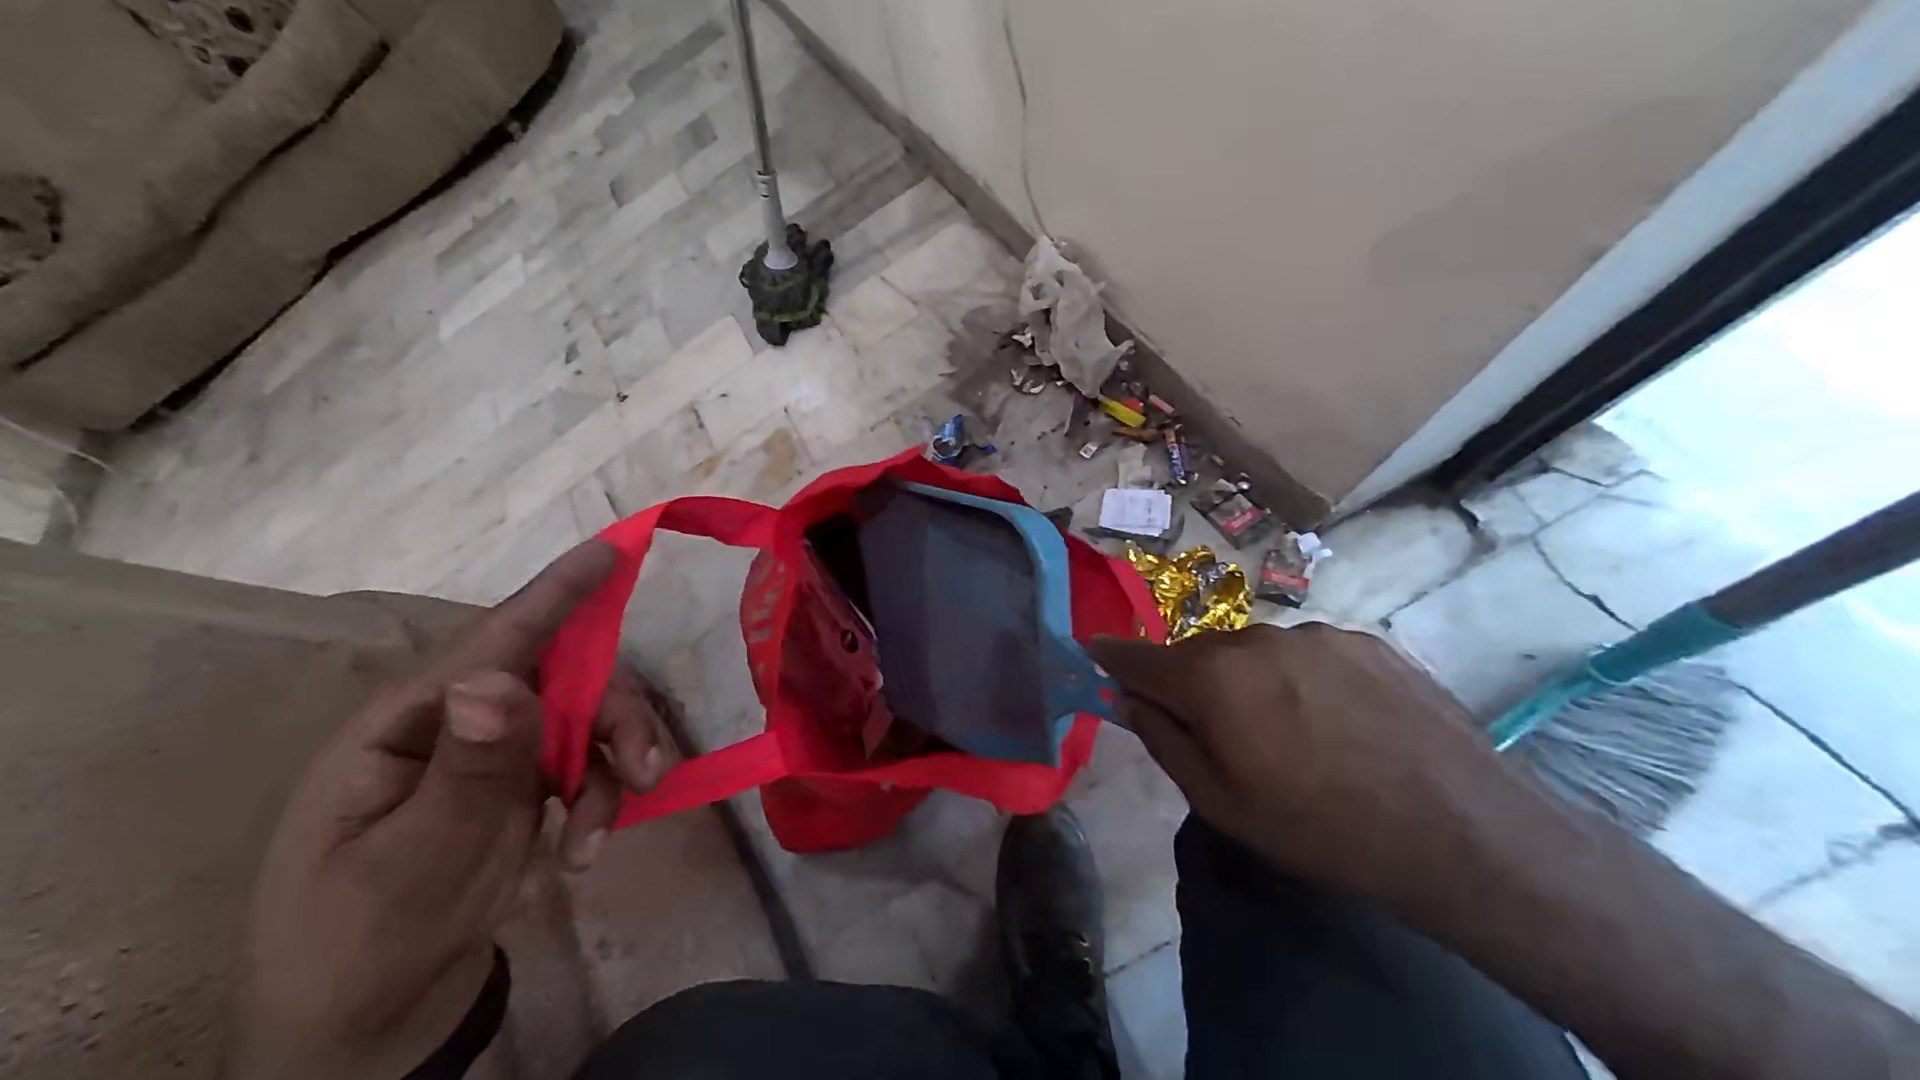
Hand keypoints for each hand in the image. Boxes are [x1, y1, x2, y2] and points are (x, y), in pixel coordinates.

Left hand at [226, 541, 669, 1079]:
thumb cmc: (363, 941)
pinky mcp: (521, 785)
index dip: (558, 592)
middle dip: (612, 716)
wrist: (369, 1024)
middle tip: (646, 769)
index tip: (614, 549)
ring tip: (603, 834)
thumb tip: (500, 680)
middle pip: (562, 679)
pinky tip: (584, 852)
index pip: (494, 639)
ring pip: (586, 720)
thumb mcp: (414, 861)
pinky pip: (587, 765)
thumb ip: (467, 768)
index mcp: (408, 723)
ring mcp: (494, 754)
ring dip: (615, 764)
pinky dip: (600, 801)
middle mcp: (458, 722)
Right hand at [1089, 622, 1515, 902]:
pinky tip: (1339, 722)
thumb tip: (1130, 695)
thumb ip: (1162, 738)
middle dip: (1192, 685)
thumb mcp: (1219, 802)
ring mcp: (1316, 633)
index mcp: (1212, 676)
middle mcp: (1256, 637)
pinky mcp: (1366, 640)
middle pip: (1198, 655)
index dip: (1111, 658)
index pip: (1137, 657)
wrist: (1462, 832)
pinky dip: (1301, 678)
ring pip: (1255, 652)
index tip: (1094, 655)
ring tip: (1293, 735)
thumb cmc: (1320, 828)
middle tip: (1220, 735)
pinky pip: (1306, 654)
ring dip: (1251, 682)